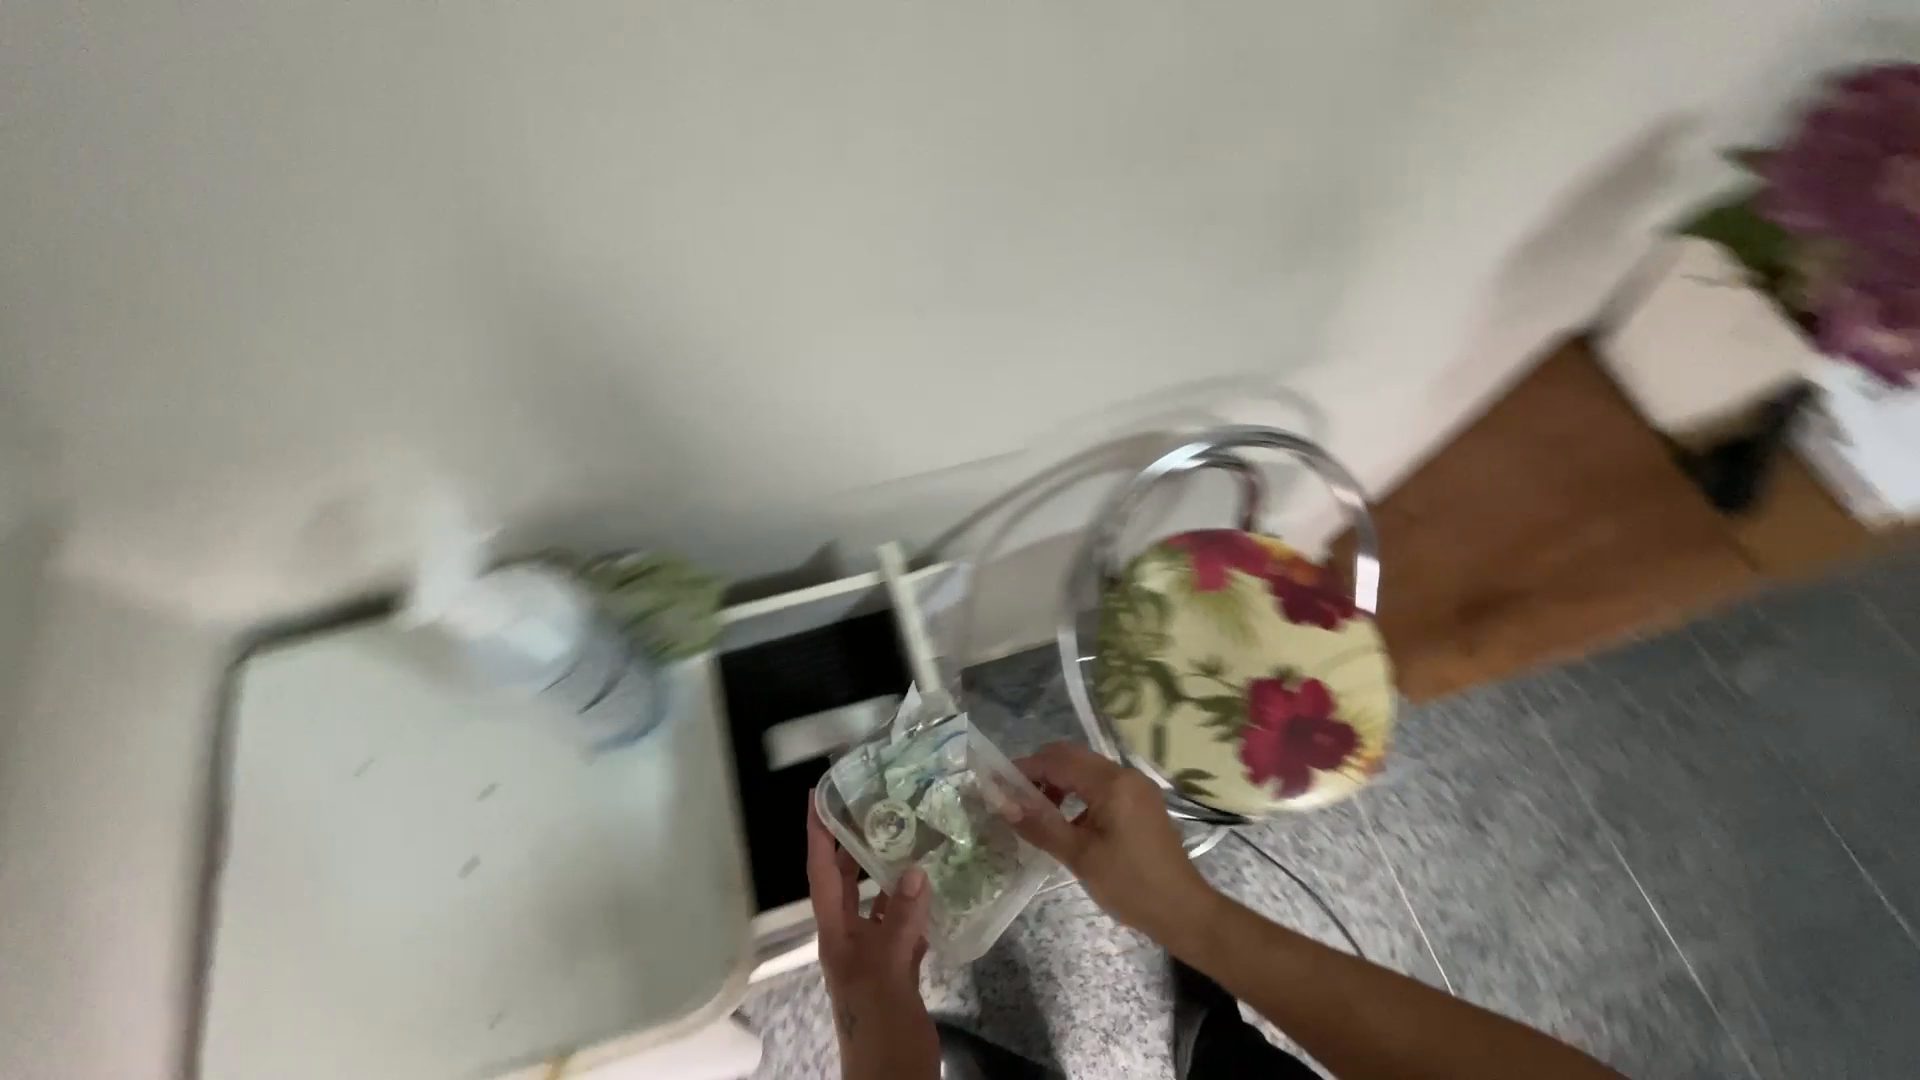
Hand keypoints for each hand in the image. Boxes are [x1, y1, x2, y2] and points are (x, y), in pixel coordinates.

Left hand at [806, 798, 938, 1079]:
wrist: (893, 1078)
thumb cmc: (879, 1025)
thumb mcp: (887, 971)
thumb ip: (899, 921)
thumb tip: (914, 869)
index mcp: (836, 935)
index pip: (822, 874)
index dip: (817, 835)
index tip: (816, 796)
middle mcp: (851, 938)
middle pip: (846, 882)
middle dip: (852, 843)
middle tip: (871, 804)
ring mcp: (875, 954)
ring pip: (877, 901)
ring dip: (889, 870)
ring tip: (909, 833)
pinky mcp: (899, 968)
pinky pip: (904, 924)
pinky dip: (915, 904)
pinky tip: (935, 887)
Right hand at [1005, 742, 1216, 940]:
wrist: (1184, 912)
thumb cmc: (1130, 885)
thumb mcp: (1080, 856)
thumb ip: (1040, 825)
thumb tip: (1003, 803)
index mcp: (1112, 783)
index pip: (1058, 761)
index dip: (1025, 769)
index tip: (997, 785)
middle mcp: (1125, 775)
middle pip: (1072, 757)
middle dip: (1040, 771)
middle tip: (1013, 797)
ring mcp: (1136, 787)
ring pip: (1086, 770)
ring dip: (1058, 782)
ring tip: (1037, 812)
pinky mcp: (1140, 802)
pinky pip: (1100, 785)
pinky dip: (1077, 794)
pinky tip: (1066, 821)